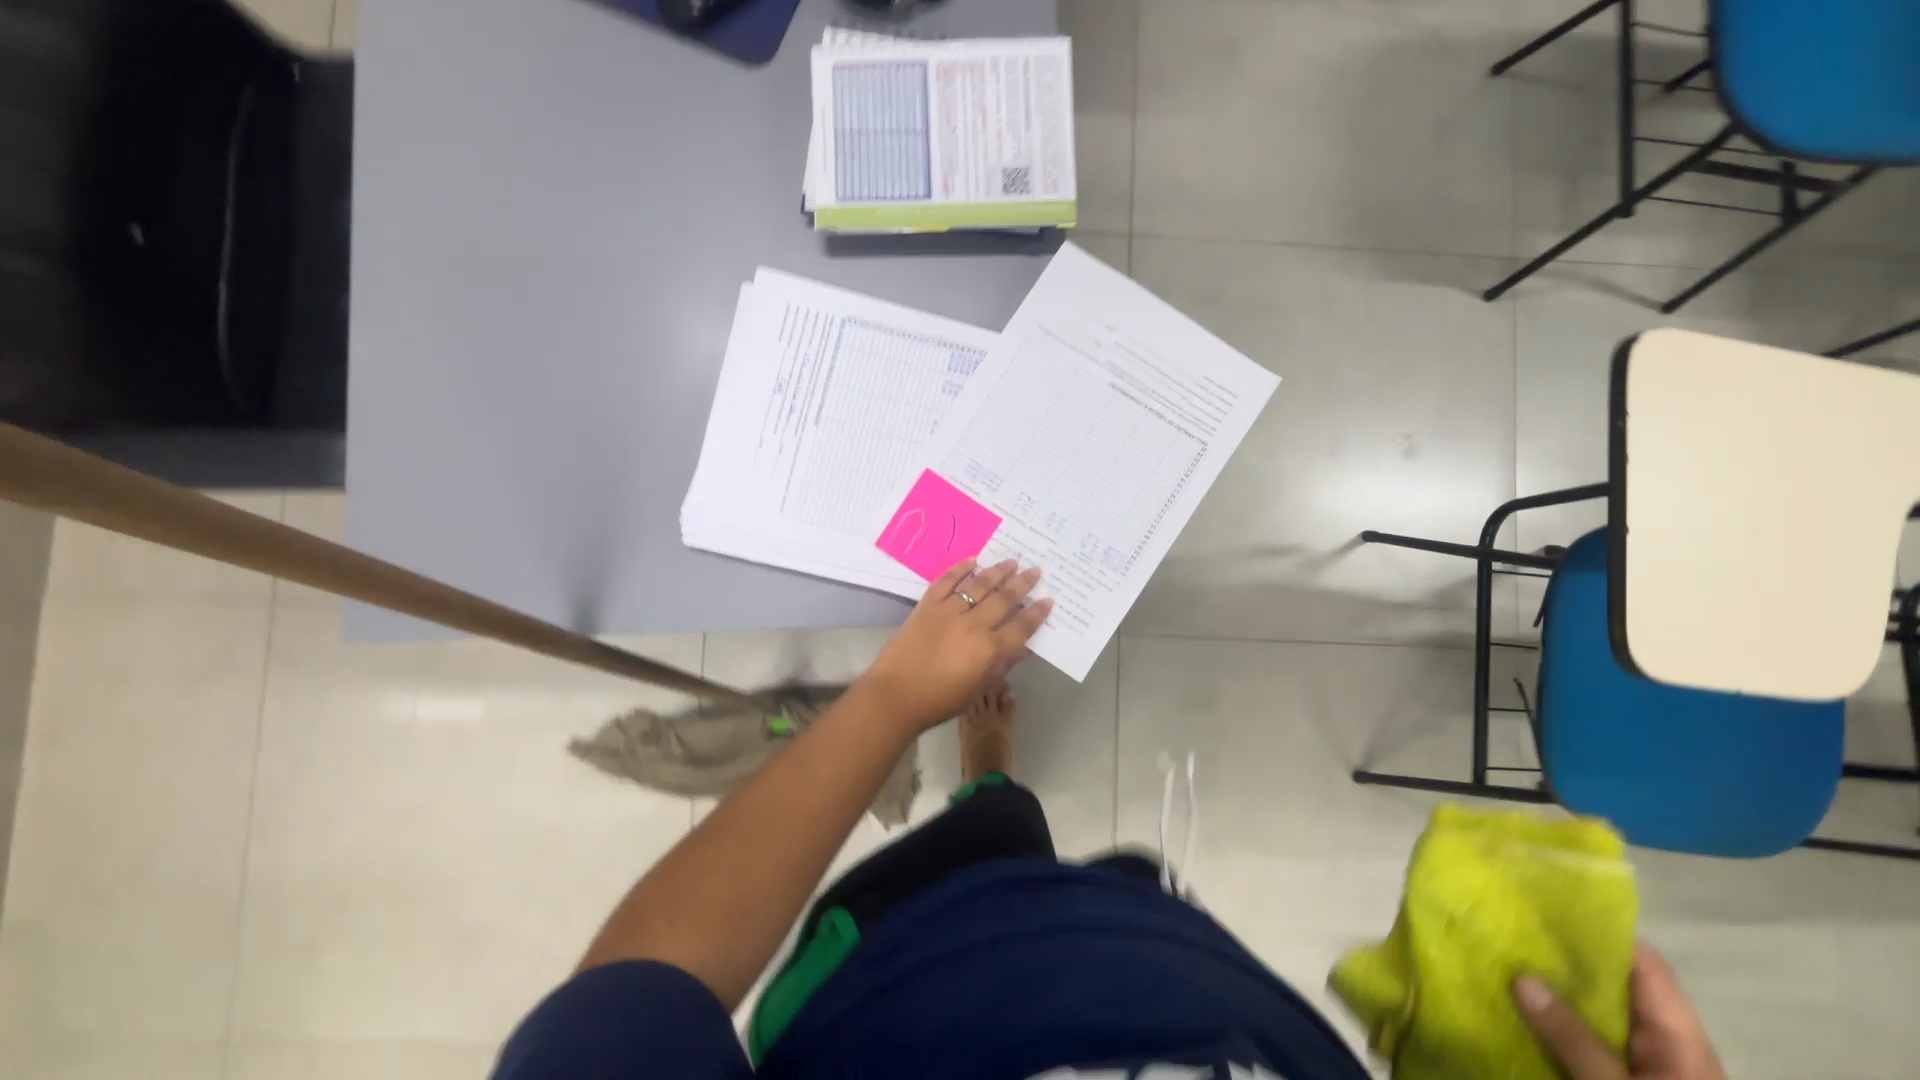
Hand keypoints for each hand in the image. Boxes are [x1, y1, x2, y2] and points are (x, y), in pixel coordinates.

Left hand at [858, 558, 1053, 731]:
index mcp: (989, 650)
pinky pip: (946, 582)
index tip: (1048, 600)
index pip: (1021, 627)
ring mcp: (948, 612)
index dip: (1037, 614)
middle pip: (1003, 599)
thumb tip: (1022, 650)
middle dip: (1022, 584)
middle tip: (1035, 570)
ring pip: (978, 585)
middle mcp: (973, 625)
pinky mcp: (927, 606)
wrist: (895, 696)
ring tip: (1012, 561)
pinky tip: (973, 561)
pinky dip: (960, 569)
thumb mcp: (977, 690)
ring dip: (997, 571)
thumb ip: (1001, 666)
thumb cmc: (939, 701)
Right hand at [1514, 944, 1724, 1079]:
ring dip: (1558, 996)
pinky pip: (1593, 1046)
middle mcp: (1670, 1046)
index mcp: (1682, 1038)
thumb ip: (1572, 1036)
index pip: (1645, 964)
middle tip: (1510, 937)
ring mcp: (1650, 1070)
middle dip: (1567, 962)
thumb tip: (1523, 976)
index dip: (1600, 931)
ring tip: (1506, 970)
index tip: (1545, 907)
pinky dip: (1560, 1029)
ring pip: (1601, 1017)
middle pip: (1619, 987)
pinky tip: (1522, 1019)